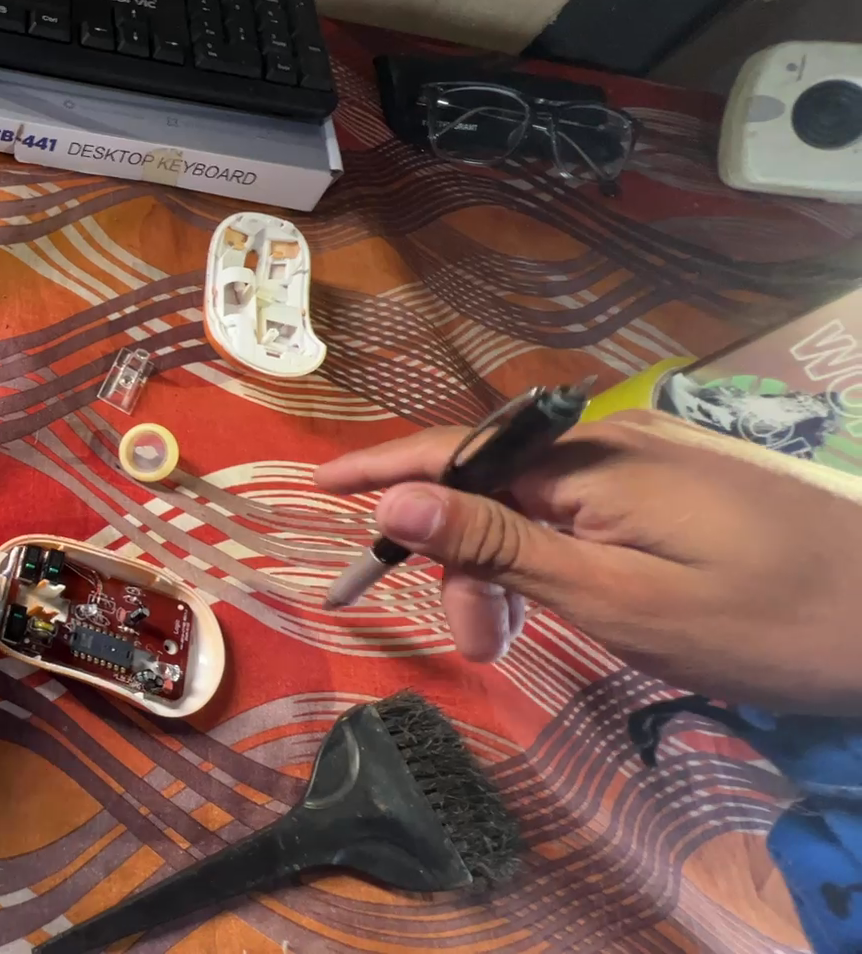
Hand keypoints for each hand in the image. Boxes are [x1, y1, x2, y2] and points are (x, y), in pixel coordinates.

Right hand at [315, 409, 861, 712]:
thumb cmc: (770, 623)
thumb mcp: (613, 595)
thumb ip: (495, 543)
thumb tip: (392, 500)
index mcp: (584, 461)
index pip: (450, 454)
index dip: (380, 471)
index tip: (320, 485)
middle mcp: (601, 446)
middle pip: (485, 492)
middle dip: (459, 562)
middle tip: (472, 642)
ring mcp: (637, 465)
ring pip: (524, 509)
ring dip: (502, 572)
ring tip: (511, 643)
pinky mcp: (665, 489)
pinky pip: (567, 514)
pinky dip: (543, 561)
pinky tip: (559, 602)